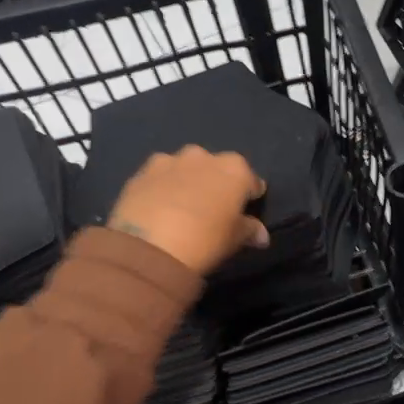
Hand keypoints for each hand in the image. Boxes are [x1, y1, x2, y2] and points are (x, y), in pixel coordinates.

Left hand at [107, 145, 268, 274]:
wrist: (149, 246)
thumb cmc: (205, 240)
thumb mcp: (234, 239)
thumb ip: (250, 230)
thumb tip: (261, 235)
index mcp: (234, 169)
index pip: (251, 181)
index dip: (249, 197)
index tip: (244, 212)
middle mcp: (204, 157)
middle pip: (217, 168)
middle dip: (216, 183)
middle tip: (211, 210)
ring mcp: (170, 161)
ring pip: (186, 168)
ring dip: (188, 180)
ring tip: (181, 207)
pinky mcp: (142, 171)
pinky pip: (160, 176)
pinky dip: (163, 186)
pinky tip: (158, 207)